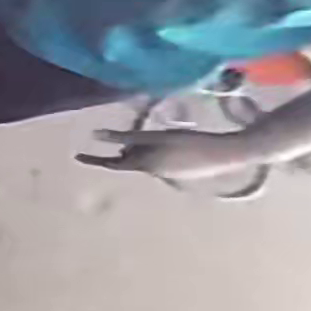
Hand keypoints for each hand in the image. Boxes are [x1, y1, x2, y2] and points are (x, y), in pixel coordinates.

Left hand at [75, 128, 262, 180]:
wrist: (233, 151)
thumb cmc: (188, 141)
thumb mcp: (152, 136)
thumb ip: (123, 137)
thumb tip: (93, 135)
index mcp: (144, 166)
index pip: (111, 163)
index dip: (93, 159)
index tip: (76, 156)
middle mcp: (155, 174)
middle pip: (130, 160)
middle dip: (126, 149)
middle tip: (128, 137)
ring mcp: (172, 175)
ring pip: (146, 161)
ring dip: (142, 150)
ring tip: (155, 139)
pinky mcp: (187, 173)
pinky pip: (162, 162)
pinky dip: (157, 153)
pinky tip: (171, 146)